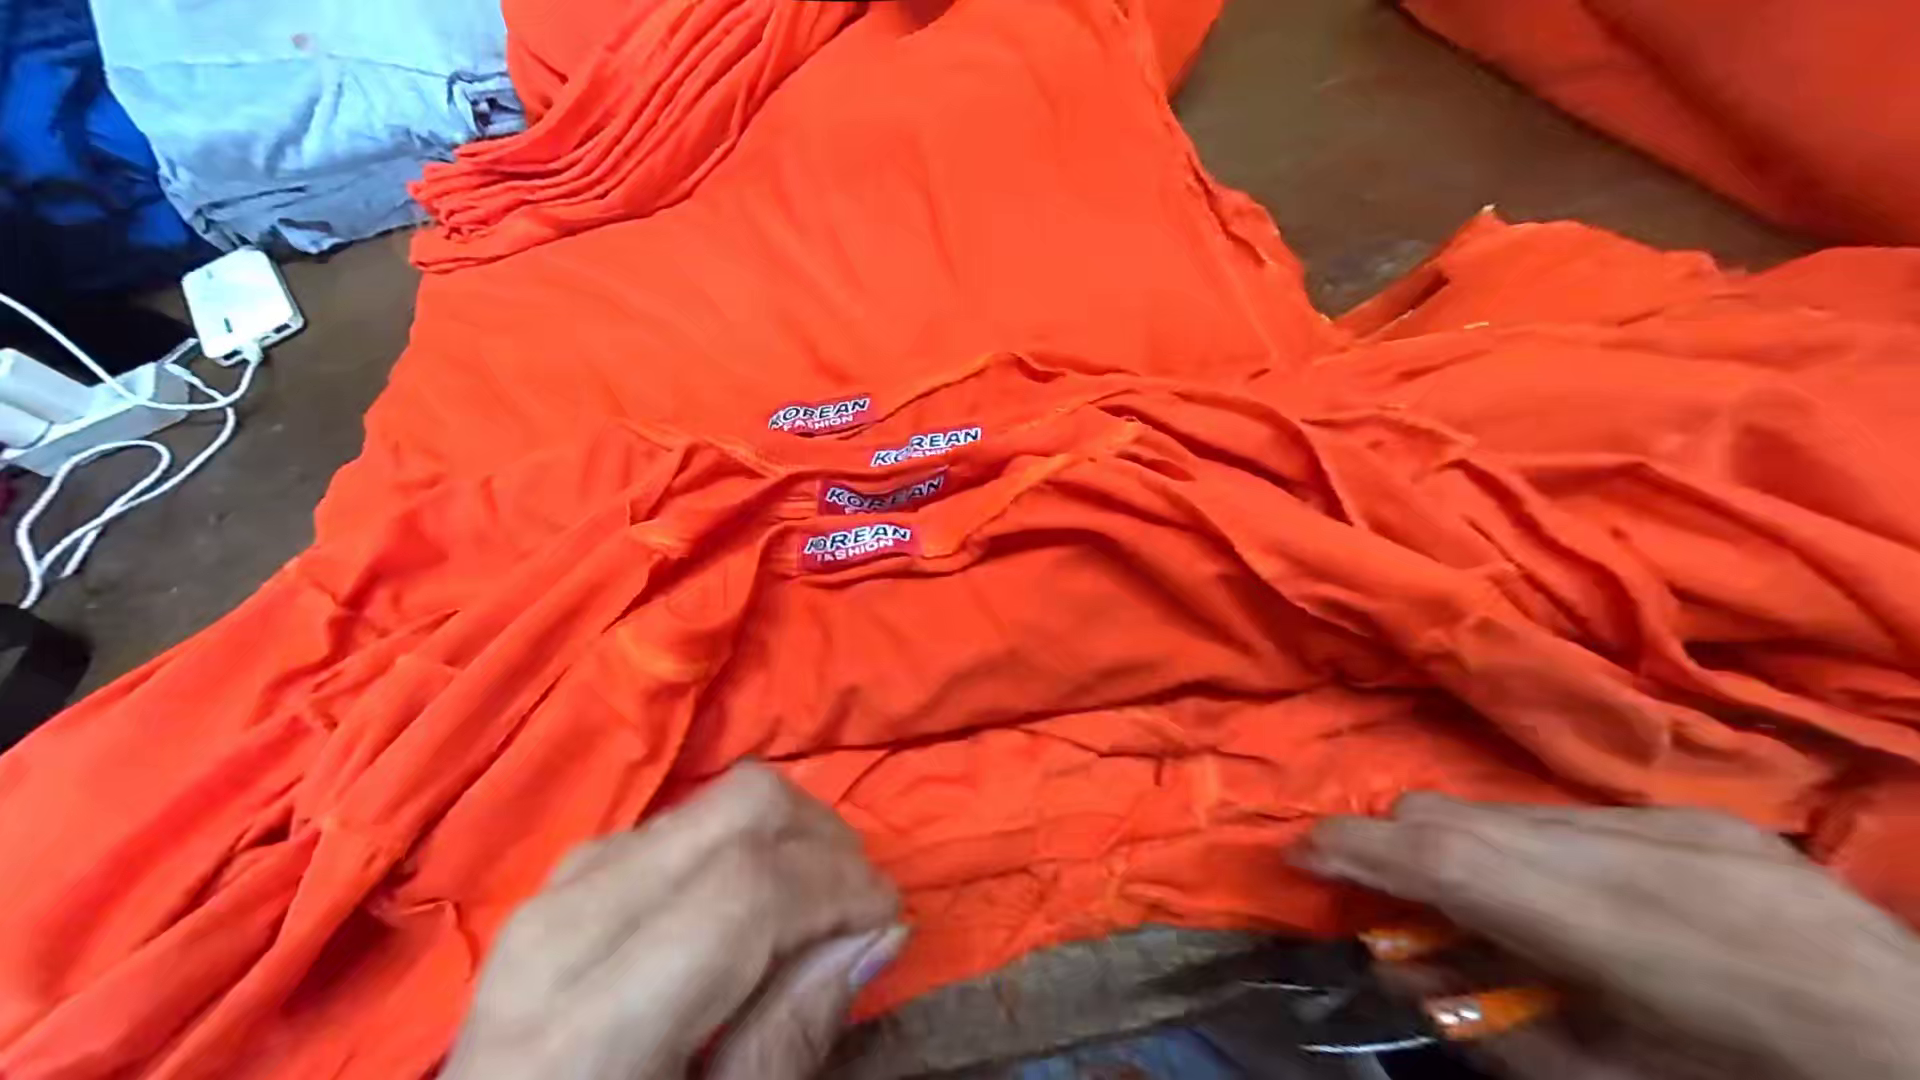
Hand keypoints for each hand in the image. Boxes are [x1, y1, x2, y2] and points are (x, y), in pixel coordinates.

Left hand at [443, 765, 903, 1079]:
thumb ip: (793, 1034)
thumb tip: (882, 929)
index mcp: (585, 1033)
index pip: (746, 891)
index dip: (838, 886)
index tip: (888, 916)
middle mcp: (565, 926)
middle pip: (737, 807)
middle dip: (823, 836)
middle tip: (857, 898)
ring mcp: (559, 886)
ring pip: (717, 798)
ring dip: (789, 832)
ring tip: (815, 896)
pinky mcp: (568, 874)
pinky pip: (685, 817)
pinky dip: (744, 839)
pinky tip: (756, 897)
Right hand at [1297, 796, 1919, 1079]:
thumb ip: (1498, 1028)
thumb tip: (1402, 971)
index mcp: (1630, 933)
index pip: (1445, 859)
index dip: (1354, 849)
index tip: (1299, 854)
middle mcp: (1642, 852)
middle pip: (1455, 815)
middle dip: (1396, 848)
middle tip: (1390, 899)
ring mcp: (1680, 824)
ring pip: (1500, 808)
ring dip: (1463, 849)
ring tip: (1487, 908)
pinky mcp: (1708, 819)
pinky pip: (1567, 816)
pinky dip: (1530, 850)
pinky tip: (1576, 903)